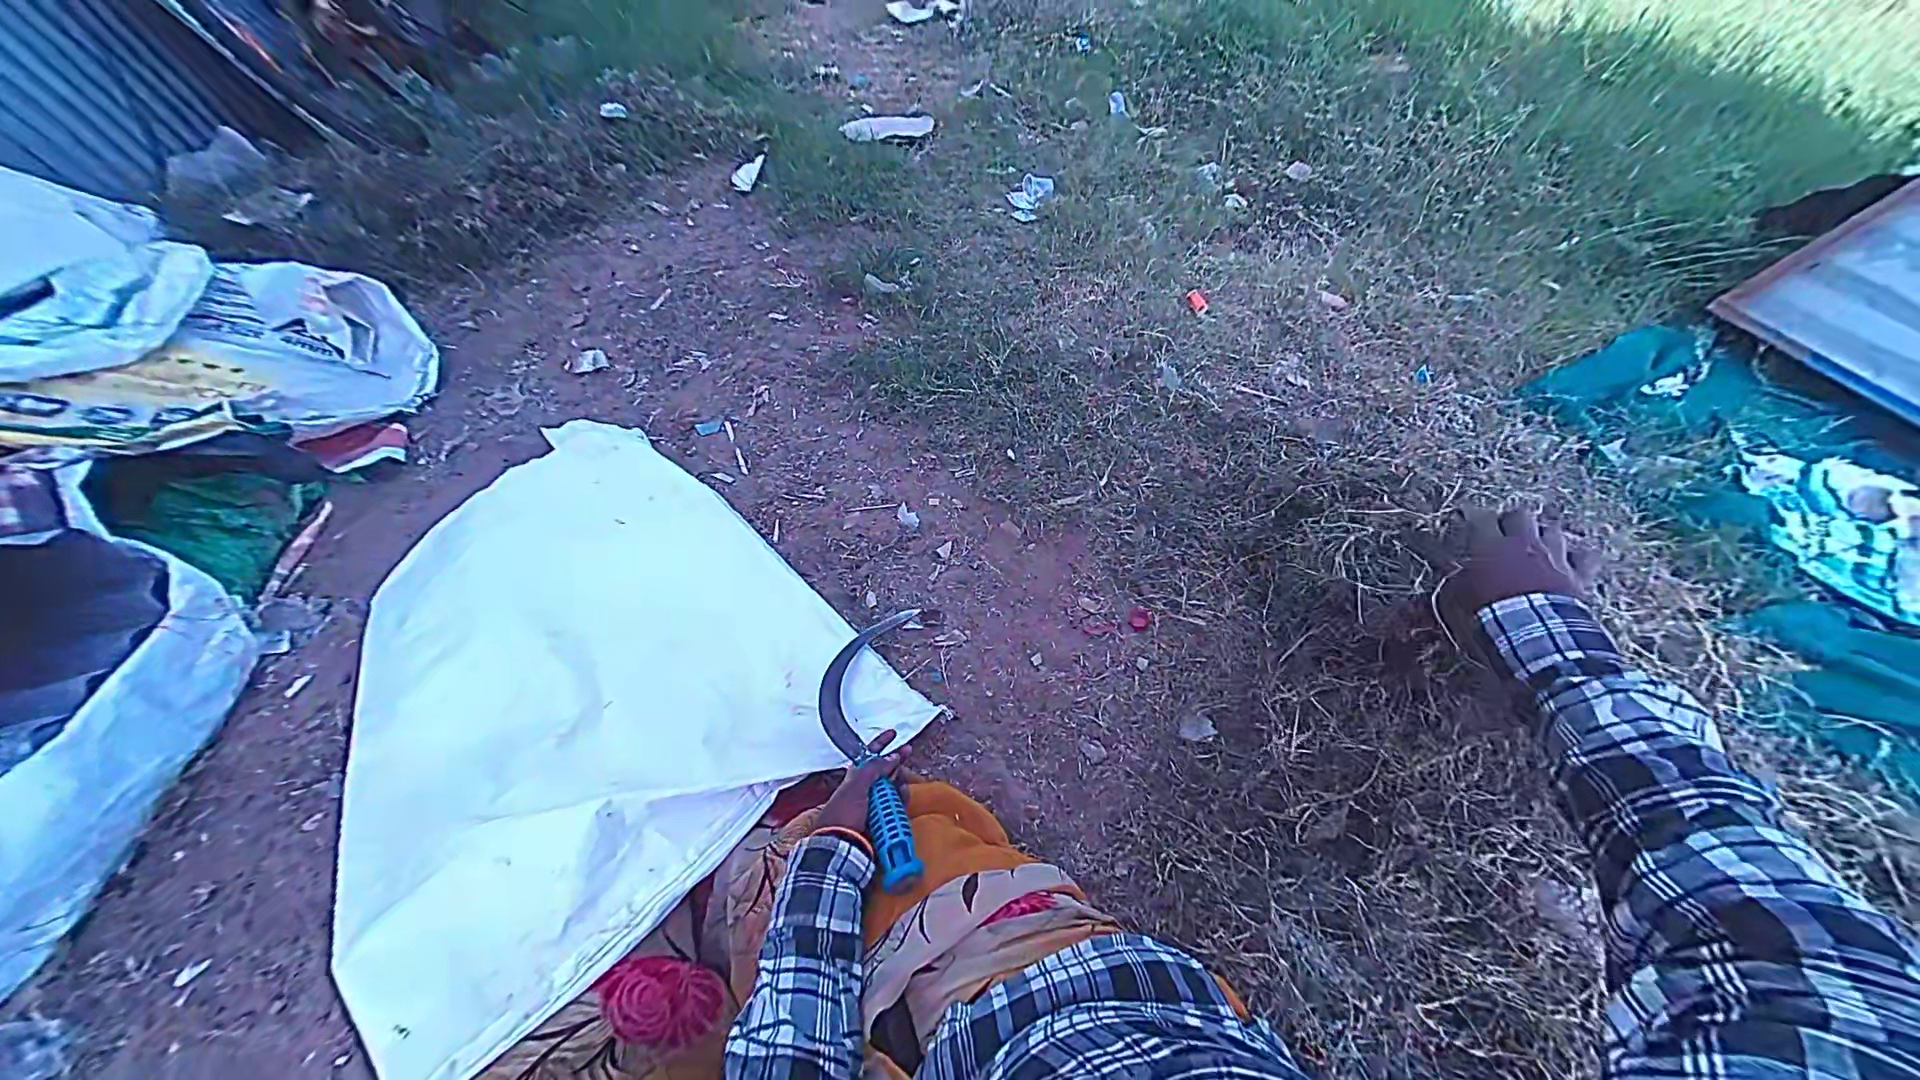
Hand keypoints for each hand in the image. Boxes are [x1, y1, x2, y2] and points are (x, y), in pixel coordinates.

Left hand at [815, 729, 910, 835]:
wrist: (841, 847)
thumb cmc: (843, 813)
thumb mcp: (856, 786)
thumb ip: (874, 769)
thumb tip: (892, 756)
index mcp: (854, 778)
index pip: (869, 756)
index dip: (881, 744)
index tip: (893, 734)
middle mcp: (865, 790)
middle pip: (885, 771)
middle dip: (896, 762)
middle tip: (908, 752)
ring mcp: (875, 805)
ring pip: (893, 788)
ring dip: (899, 785)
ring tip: (903, 786)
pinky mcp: (883, 820)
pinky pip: (896, 806)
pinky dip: (901, 801)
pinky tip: (903, 798)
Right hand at [1460, 507, 1600, 609]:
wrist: (1531, 631)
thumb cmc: (1488, 610)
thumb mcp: (1457, 595)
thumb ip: (1456, 576)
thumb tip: (1452, 571)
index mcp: (1491, 545)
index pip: (1481, 517)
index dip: (1473, 516)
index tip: (1467, 518)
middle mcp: (1524, 543)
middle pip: (1521, 515)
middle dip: (1511, 520)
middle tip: (1502, 529)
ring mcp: (1554, 557)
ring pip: (1553, 529)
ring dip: (1543, 533)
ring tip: (1534, 541)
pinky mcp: (1578, 575)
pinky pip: (1585, 556)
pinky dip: (1576, 555)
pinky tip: (1569, 558)